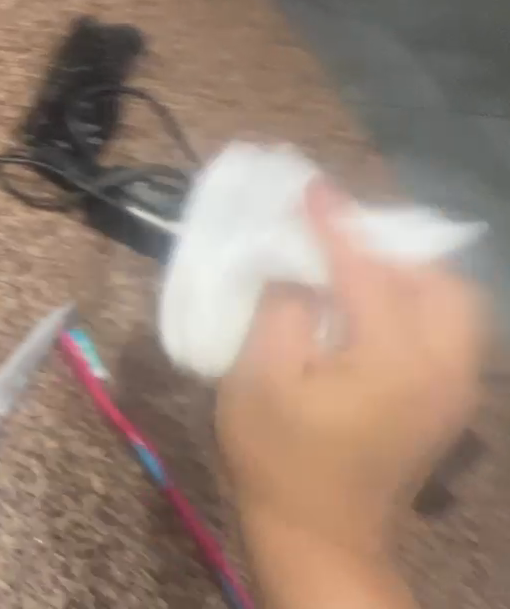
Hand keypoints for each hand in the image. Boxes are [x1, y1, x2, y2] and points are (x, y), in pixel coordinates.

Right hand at [217, 180, 486, 559]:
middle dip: (388, 245)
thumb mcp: (260, 374)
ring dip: (400, 271)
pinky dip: (405, 298)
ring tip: (339, 256)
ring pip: (450, 306)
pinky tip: (356, 299)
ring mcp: (453, 389)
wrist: (318, 525)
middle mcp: (445, 370)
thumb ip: (283, 312)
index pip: (370, 273)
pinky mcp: (443, 400)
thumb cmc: (275, 447)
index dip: (336, 226)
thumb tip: (295, 270)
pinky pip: (440, 329)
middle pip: (441, 286)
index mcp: (395, 361)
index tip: (309, 187)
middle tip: (326, 227)